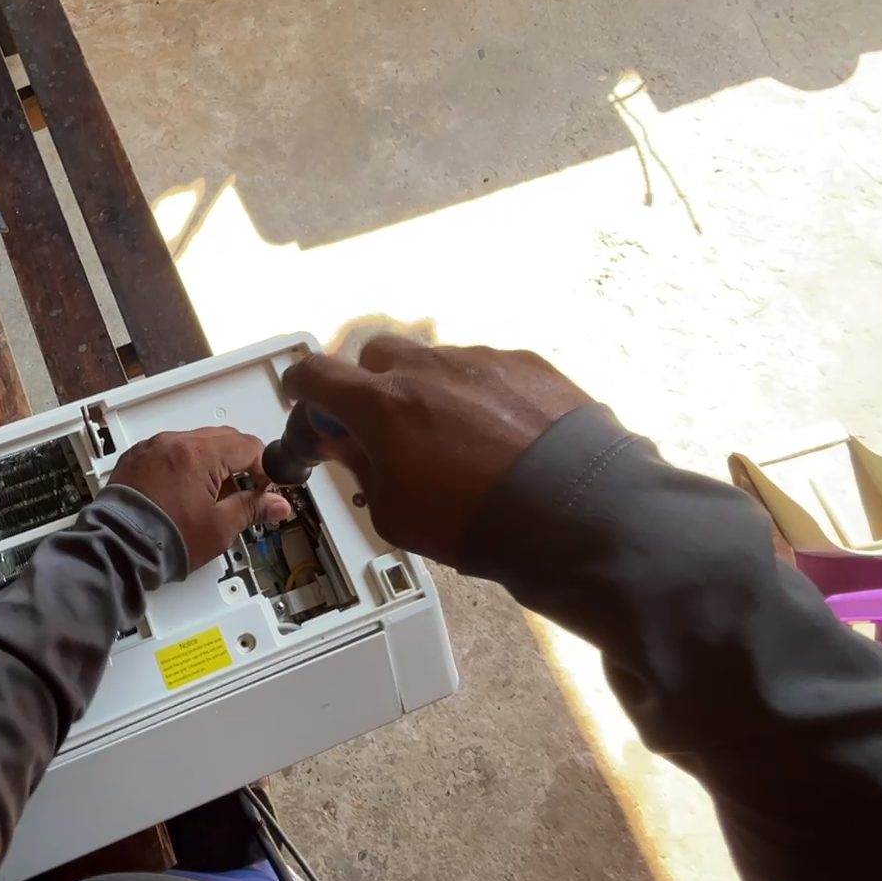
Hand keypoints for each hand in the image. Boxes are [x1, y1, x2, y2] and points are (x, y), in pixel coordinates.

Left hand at [108, 427, 293, 570]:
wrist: (118, 549)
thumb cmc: (164, 540)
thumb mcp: (219, 527)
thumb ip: (252, 509)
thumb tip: (278, 504)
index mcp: (199, 454)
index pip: (248, 446)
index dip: (264, 467)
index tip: (266, 487)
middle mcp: (174, 442)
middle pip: (222, 439)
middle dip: (238, 463)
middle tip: (242, 493)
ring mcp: (152, 448)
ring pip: (194, 443)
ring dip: (210, 463)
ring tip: (210, 499)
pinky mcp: (136, 457)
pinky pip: (169, 451)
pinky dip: (182, 465)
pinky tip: (183, 493)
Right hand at [282, 337, 592, 561]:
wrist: (581, 517)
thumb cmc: (480, 522)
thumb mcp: (394, 513)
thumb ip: (361, 468)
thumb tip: (351, 445)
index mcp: (380, 405)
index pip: (315, 374)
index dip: (301, 386)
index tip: (304, 397)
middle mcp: (424, 370)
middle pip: (373, 357)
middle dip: (369, 386)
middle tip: (386, 424)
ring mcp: (476, 361)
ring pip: (430, 362)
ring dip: (426, 390)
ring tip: (455, 437)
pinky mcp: (523, 363)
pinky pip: (481, 368)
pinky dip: (476, 393)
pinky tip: (498, 433)